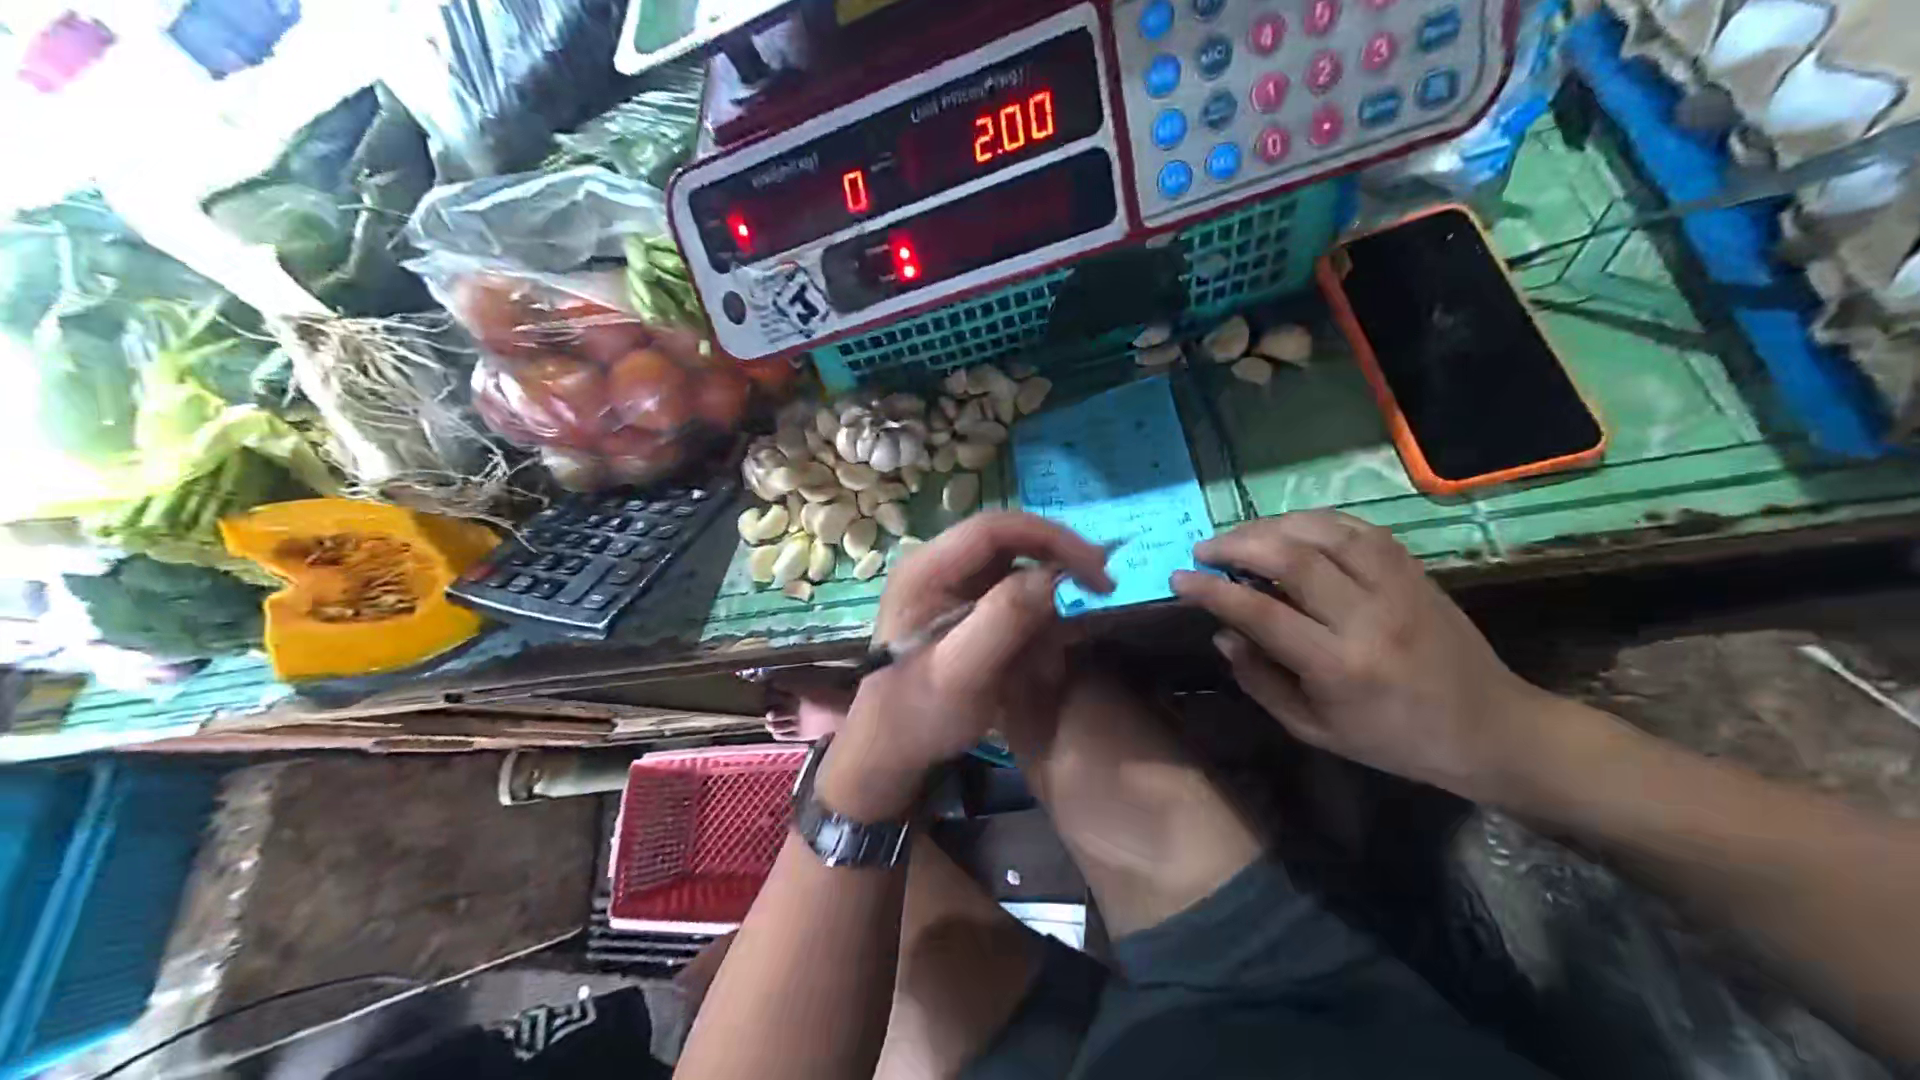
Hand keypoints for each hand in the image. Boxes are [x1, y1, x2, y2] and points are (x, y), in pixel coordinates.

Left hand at [818, 513, 1114, 820]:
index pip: (994, 528)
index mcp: (926, 570)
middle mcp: (938, 566)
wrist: (890, 747)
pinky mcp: (965, 605)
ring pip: (1014, 561)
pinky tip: (1058, 627)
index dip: (1049, 537)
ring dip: (1052, 578)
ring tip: (1087, 603)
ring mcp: (951, 584)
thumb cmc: (918, 713)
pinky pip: (1011, 588)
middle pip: (1007, 538)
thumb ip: (1002, 621)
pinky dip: (1040, 603)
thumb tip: (1050, 578)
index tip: (1094, 566)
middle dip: (1057, 554)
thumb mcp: (961, 672)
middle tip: (1101, 583)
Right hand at [1170, 511, 1550, 801]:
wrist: (1490, 728)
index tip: (1179, 579)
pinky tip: (1288, 529)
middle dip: (1236, 546)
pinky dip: (1313, 522)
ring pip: (1324, 532)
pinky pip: (1358, 529)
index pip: (1261, 613)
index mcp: (1339, 666)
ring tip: (1240, 536)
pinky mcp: (1414, 571)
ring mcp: (1397, 587)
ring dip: (1271, 526)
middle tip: (1205, 550)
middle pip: (1291, 559)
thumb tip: (1223, 632)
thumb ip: (1260, 681)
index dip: (1211, 592)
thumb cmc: (1392, 739)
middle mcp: (1368, 617)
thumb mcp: (1313, 729)